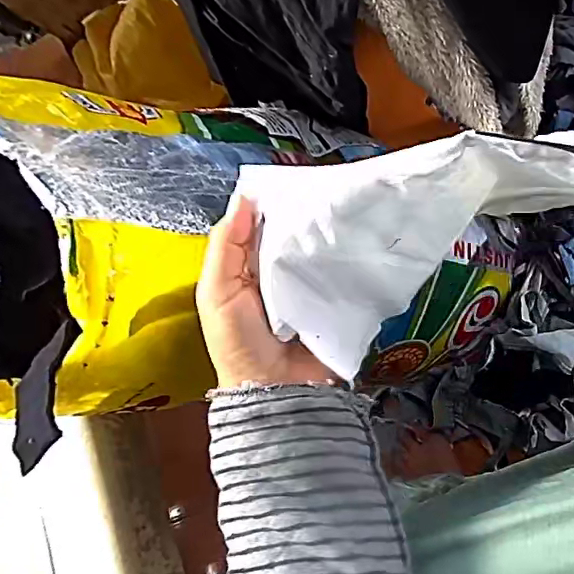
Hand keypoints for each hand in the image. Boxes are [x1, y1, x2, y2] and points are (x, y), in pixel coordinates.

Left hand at [197, 192, 341, 388]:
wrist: (278, 389)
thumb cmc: (239, 344)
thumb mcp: (218, 291)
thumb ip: (226, 246)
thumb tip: (244, 199)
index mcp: (248, 270)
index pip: (262, 228)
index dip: (273, 207)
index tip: (294, 185)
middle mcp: (281, 276)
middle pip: (296, 239)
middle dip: (307, 221)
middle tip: (326, 198)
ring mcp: (311, 290)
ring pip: (322, 256)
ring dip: (330, 242)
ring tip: (344, 220)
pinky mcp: (336, 304)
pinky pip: (344, 278)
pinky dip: (348, 266)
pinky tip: (356, 251)